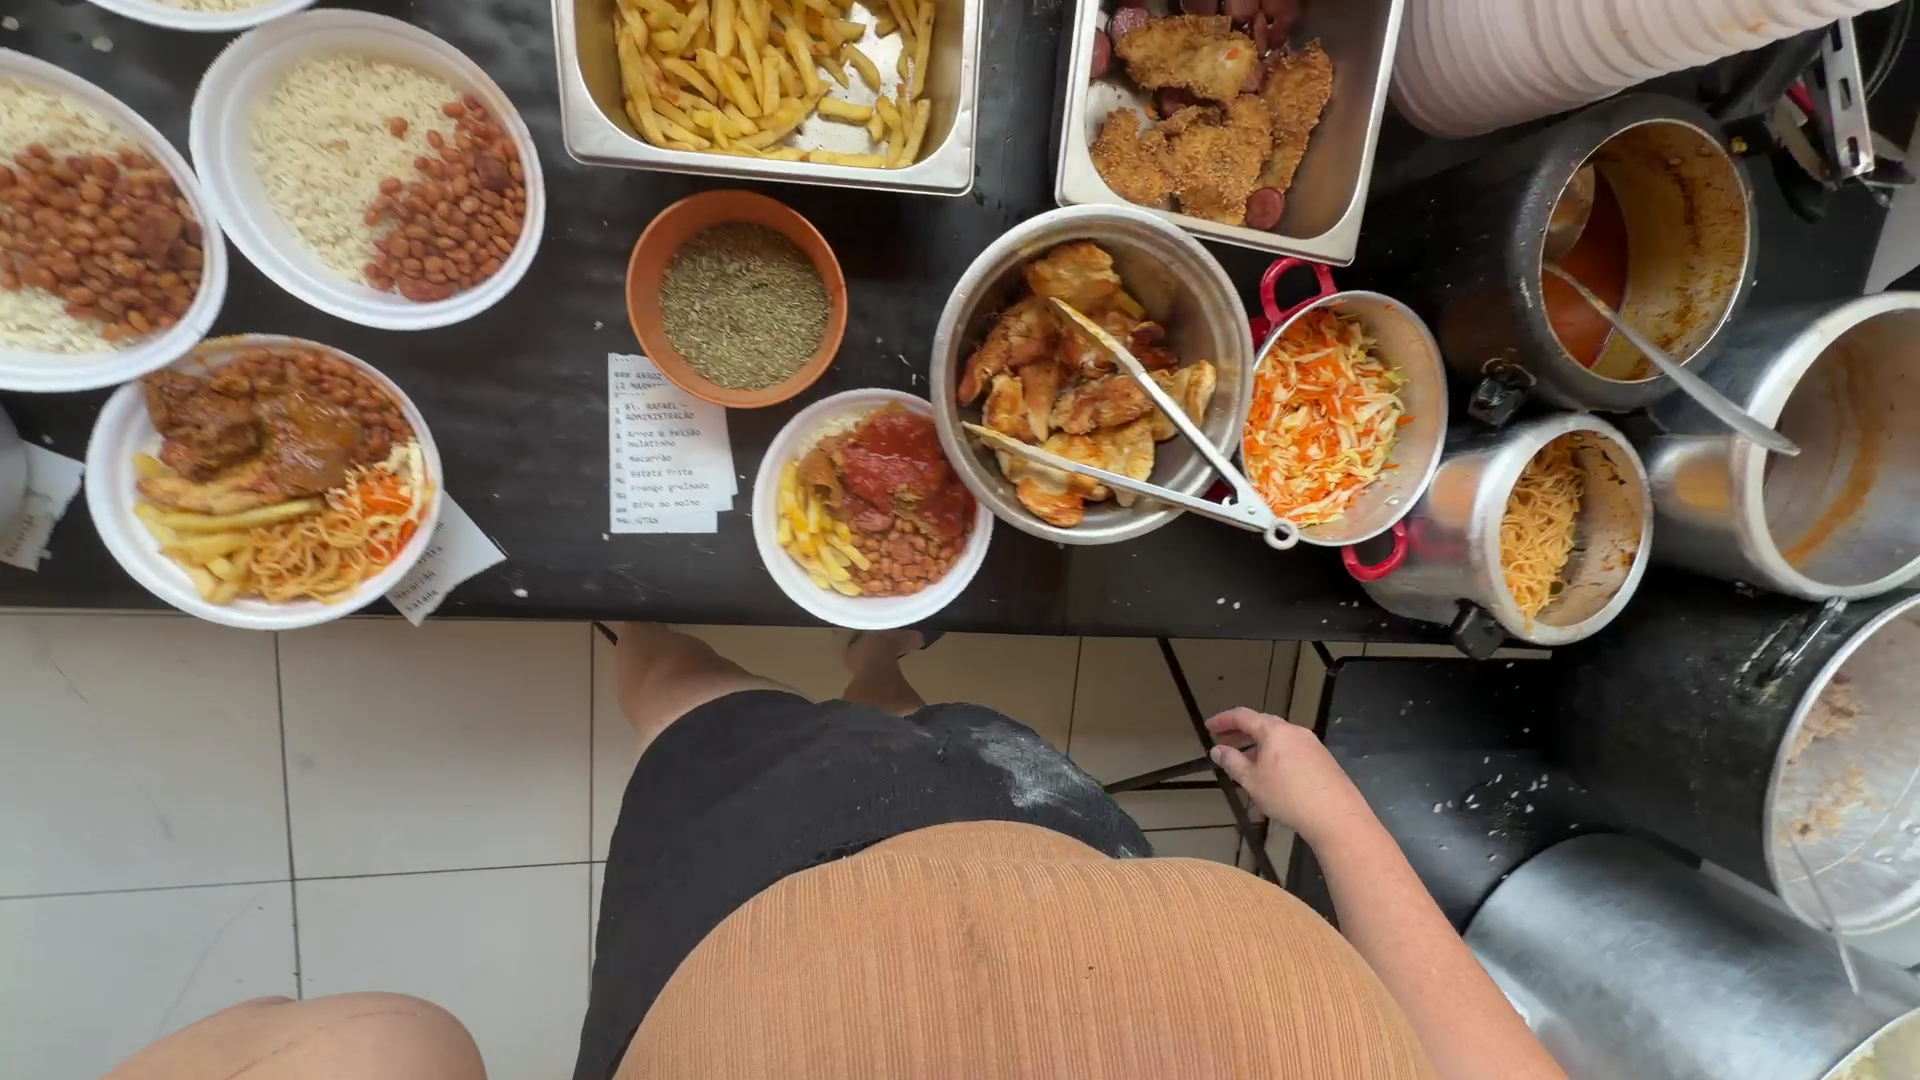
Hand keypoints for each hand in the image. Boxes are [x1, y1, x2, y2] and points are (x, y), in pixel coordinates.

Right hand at [1206, 707, 1372, 842]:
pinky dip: (1276, 753)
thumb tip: (1217, 750)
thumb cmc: (1288, 796)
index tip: (1208, 727)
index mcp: (1274, 731)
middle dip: (1240, 731)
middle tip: (1224, 742)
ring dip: (1258, 744)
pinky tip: (1273, 773)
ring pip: (1279, 737)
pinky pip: (1293, 748)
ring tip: (1246, 761)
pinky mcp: (1324, 760)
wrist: (1338, 817)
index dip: (1222, 720)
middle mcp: (1294, 731)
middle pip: (1262, 723)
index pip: (1242, 716)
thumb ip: (1232, 762)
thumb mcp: (1252, 781)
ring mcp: (1312, 744)